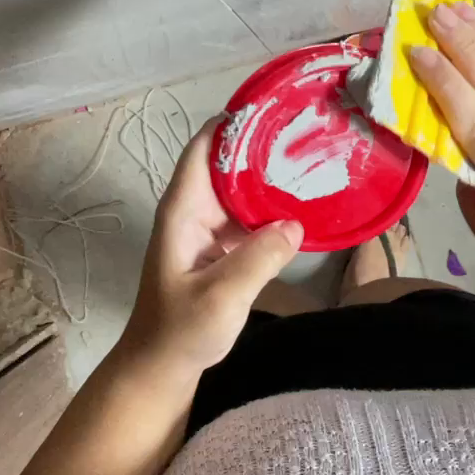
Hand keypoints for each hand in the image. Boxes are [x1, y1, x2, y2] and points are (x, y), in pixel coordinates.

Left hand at [120, 122, 304, 373]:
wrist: (162, 366)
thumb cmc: (181, 331)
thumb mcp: (221, 297)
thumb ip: (258, 259)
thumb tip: (295, 223)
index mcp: (183, 209)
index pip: (204, 147)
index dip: (233, 123)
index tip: (274, 108)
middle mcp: (194, 209)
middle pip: (226, 162)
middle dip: (262, 145)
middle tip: (308, 132)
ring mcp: (207, 227)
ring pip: (240, 188)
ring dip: (270, 176)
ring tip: (313, 159)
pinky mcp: (221, 247)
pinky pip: (248, 214)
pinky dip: (272, 206)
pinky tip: (303, 204)